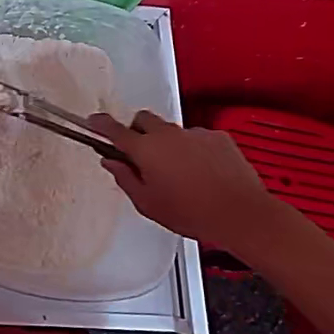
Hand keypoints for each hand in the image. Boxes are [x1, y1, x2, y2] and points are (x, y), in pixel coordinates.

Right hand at [89, 111, 288, 251]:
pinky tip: (201, 172)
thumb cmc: (193, 212)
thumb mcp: (148, 203)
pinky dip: (194, 149)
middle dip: (137, 131)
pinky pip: (197, 137)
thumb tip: (113, 164)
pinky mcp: (217, 137)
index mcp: (146, 150)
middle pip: (143, 120)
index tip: (94, 122)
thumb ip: (125, 179)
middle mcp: (168, 135)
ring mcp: (194, 134)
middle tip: (140, 153)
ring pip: (171, 131)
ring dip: (168, 144)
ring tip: (179, 172)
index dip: (101, 124)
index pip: (115, 130)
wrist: (239, 213)